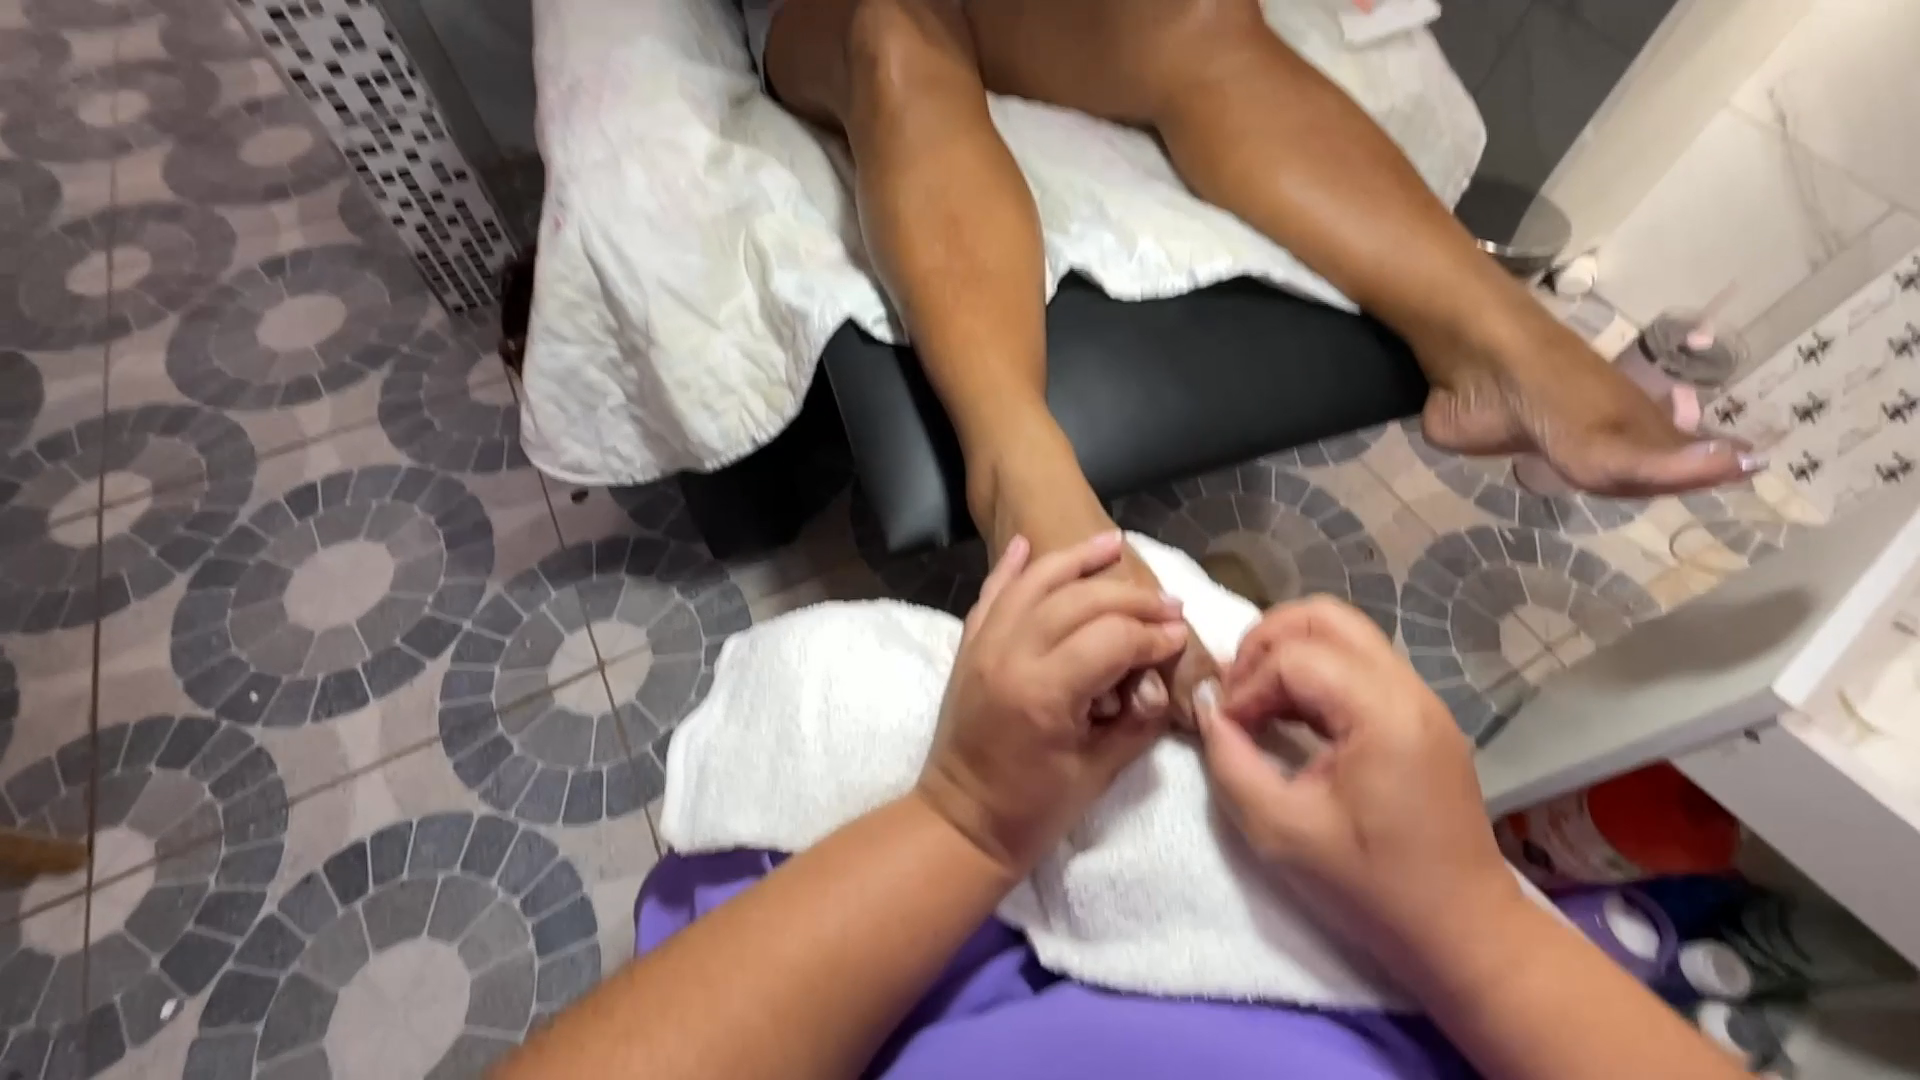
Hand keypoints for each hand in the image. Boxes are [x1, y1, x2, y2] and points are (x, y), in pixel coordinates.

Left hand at [917, 532, 1189, 876]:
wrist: (960, 821)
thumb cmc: (1032, 810)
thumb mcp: (1098, 773)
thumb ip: (1137, 720)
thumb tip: (1162, 677)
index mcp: (1044, 693)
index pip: (1111, 639)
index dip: (1153, 635)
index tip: (1180, 636)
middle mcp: (1009, 656)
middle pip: (1078, 602)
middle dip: (1130, 599)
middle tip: (1167, 603)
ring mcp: (983, 646)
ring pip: (1033, 584)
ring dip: (1075, 560)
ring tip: (1113, 542)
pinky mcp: (967, 647)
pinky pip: (990, 595)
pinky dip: (1010, 568)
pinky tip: (1028, 543)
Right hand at [1194, 597, 1523, 970]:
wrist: (1463, 930)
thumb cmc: (1371, 886)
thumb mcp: (1279, 830)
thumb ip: (1231, 761)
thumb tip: (1208, 710)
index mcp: (1384, 714)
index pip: (1294, 658)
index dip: (1246, 685)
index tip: (1227, 728)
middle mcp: (1409, 690)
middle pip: (1323, 617)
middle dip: (1265, 642)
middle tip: (1237, 689)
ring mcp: (1420, 699)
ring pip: (1341, 631)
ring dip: (1288, 653)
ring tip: (1258, 700)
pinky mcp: (1419, 715)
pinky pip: (1357, 662)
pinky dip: (1313, 672)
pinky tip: (1289, 714)